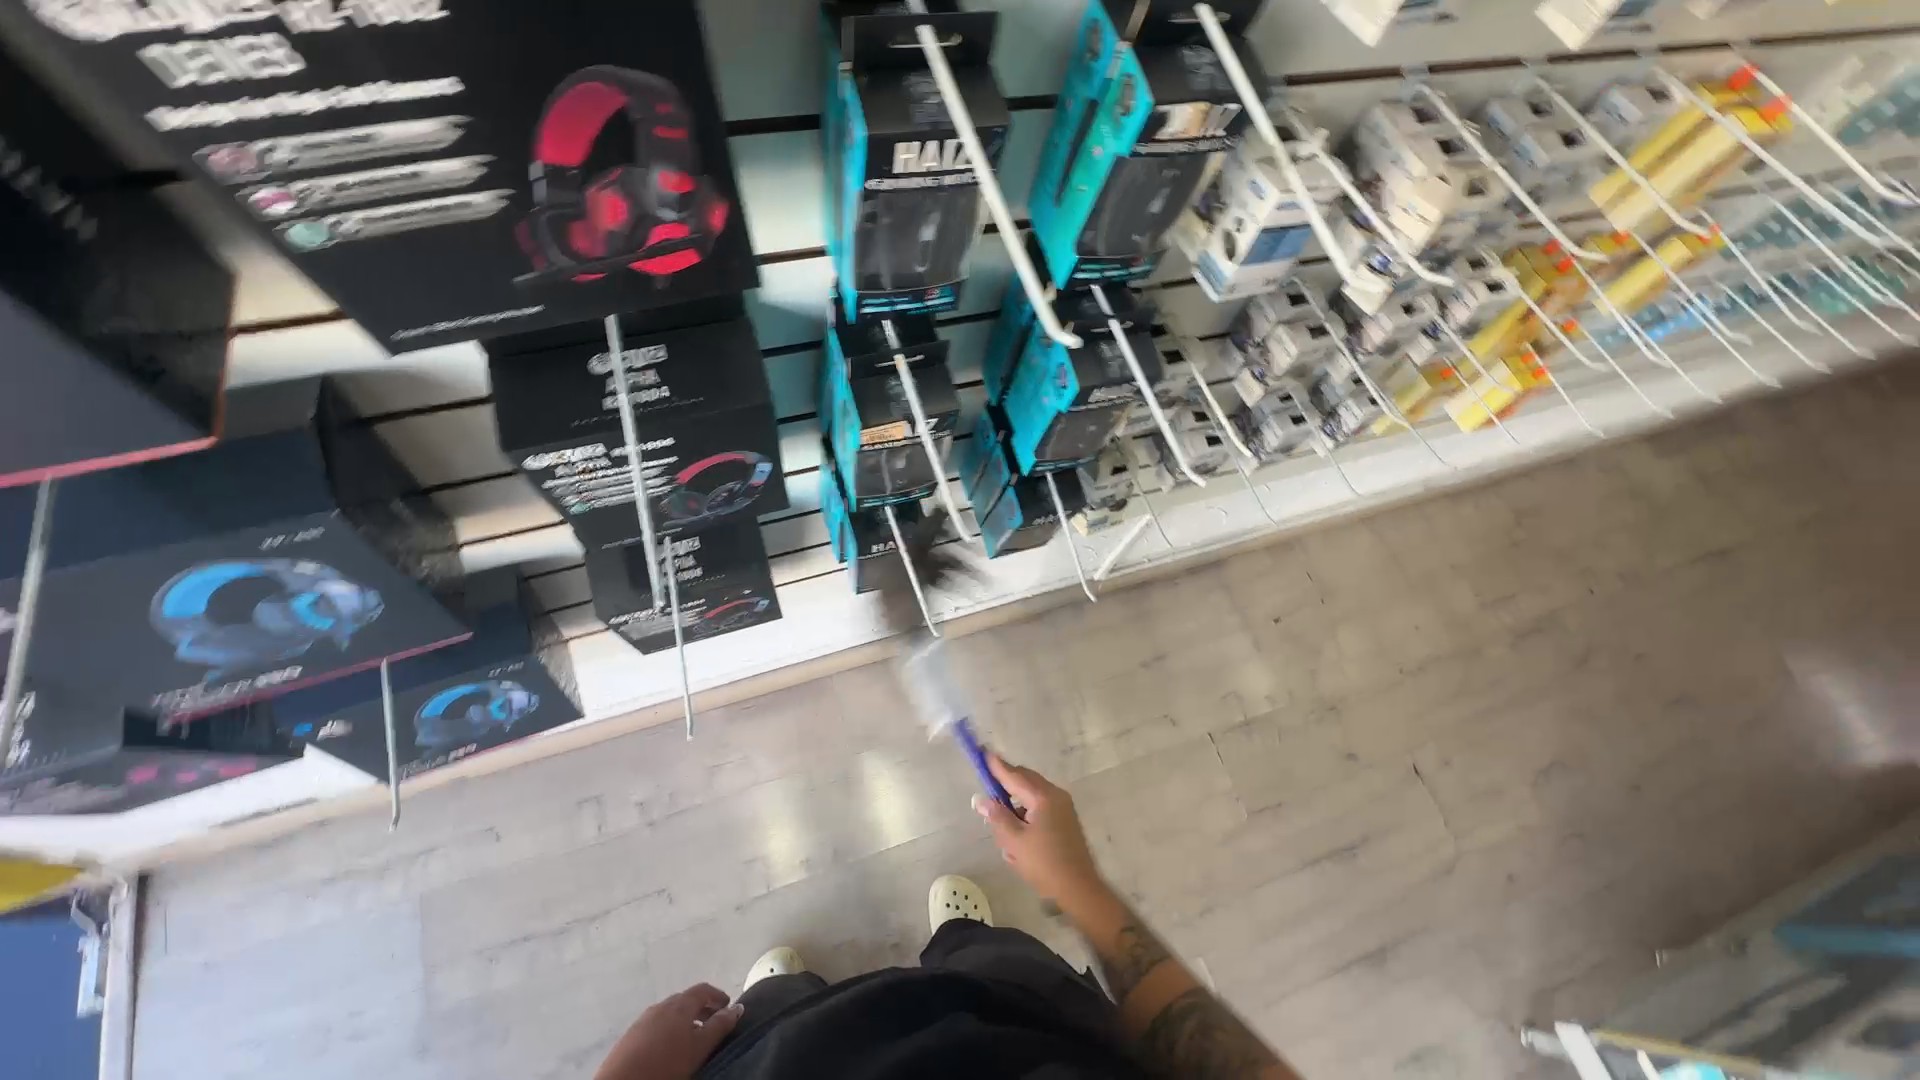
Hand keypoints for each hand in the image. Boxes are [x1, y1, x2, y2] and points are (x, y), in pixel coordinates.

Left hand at [594, 983, 742, 1079]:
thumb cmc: (666, 1063)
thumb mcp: (700, 1047)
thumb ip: (719, 1025)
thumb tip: (738, 1007)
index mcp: (680, 1004)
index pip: (703, 989)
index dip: (717, 995)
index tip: (728, 1007)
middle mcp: (662, 1005)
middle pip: (686, 1000)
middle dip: (702, 1008)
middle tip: (713, 1024)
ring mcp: (643, 1020)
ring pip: (670, 1014)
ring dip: (684, 1021)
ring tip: (692, 1039)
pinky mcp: (630, 1036)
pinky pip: (656, 1025)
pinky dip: (668, 1030)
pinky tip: (668, 1049)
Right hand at [975, 752, 1108, 906]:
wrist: (1078, 887)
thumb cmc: (1044, 864)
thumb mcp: (1014, 842)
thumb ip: (997, 817)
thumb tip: (982, 800)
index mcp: (1043, 797)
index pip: (1014, 775)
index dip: (996, 766)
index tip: (983, 752)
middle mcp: (1055, 795)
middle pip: (1025, 781)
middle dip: (1006, 784)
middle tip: (988, 790)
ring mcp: (1063, 807)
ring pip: (1032, 795)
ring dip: (1016, 803)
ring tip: (1004, 824)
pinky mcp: (1065, 819)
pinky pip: (1041, 807)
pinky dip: (1027, 814)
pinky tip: (1019, 836)